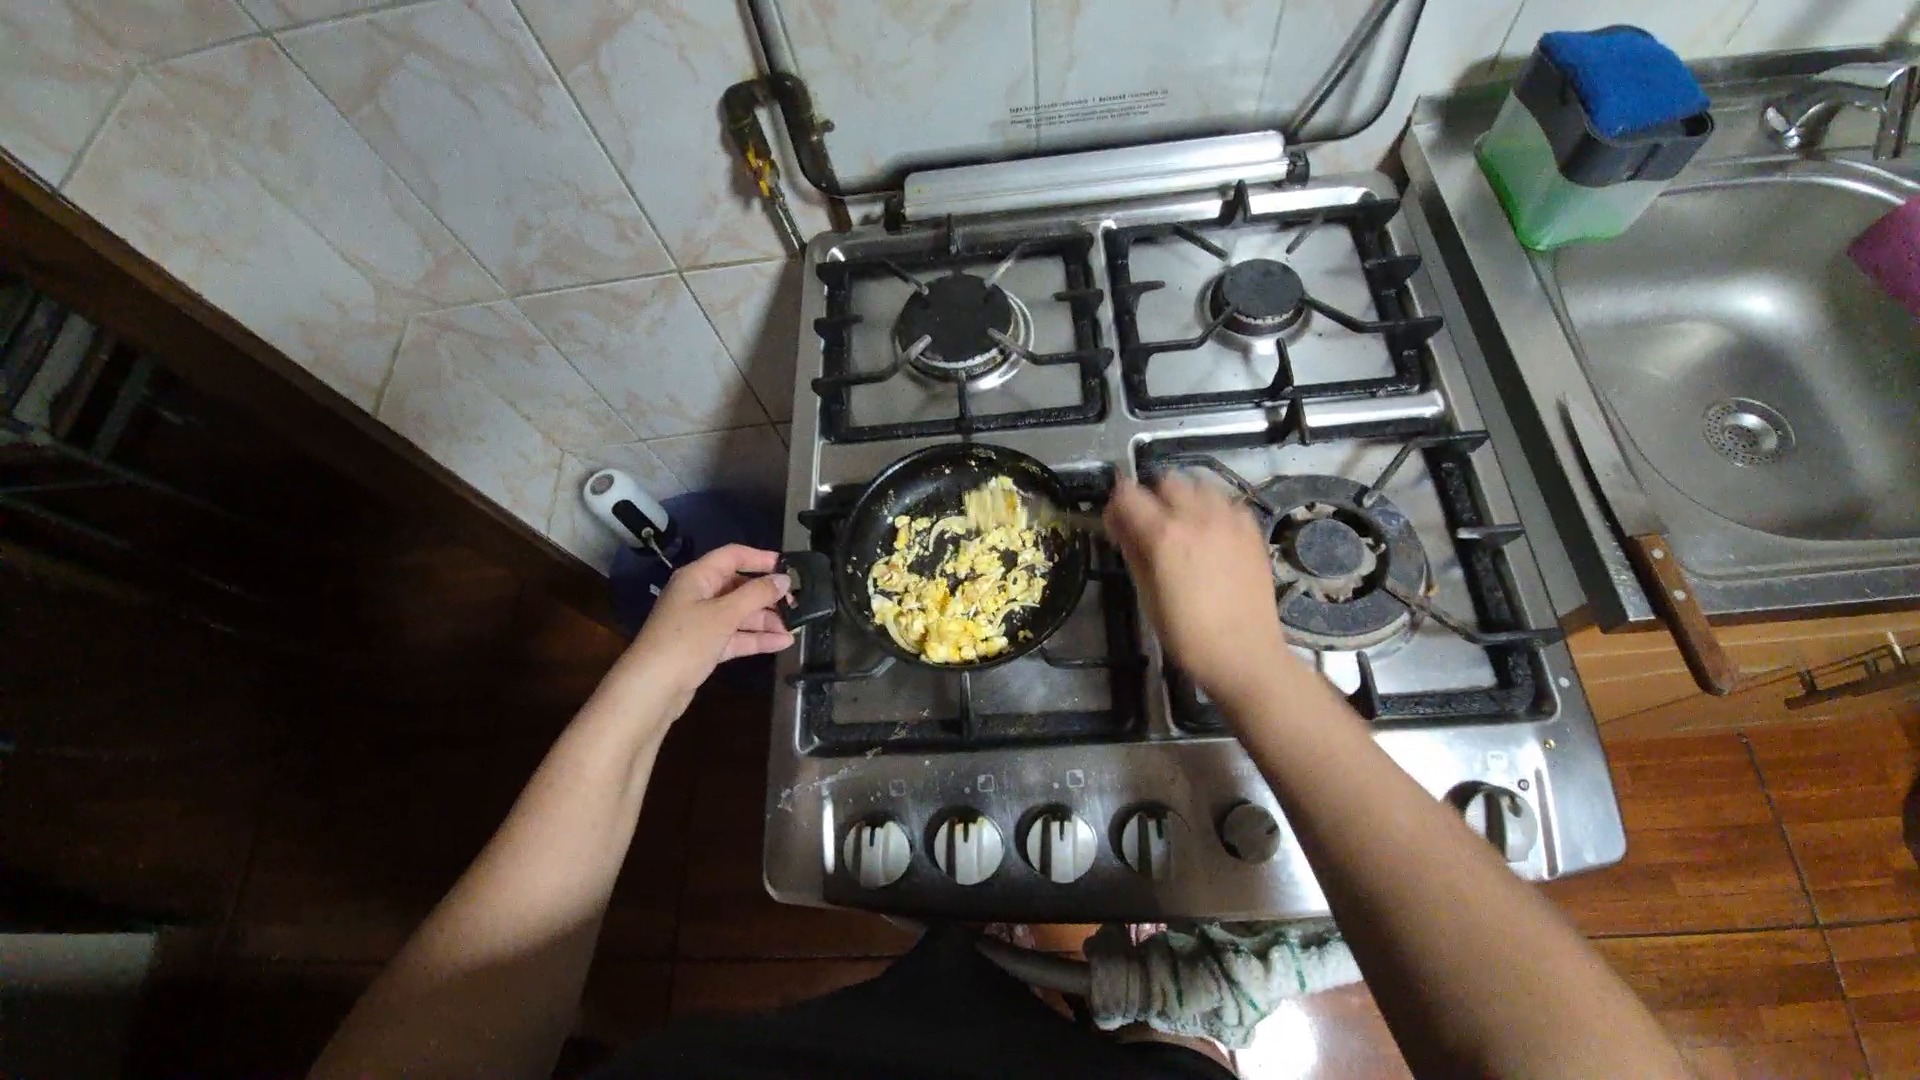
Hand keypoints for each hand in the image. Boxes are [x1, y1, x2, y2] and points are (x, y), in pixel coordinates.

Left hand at [617, 545, 794, 716]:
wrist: (652, 688)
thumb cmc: (686, 641)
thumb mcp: (725, 614)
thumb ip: (757, 594)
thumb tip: (784, 579)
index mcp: (698, 577)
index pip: (733, 556)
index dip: (760, 558)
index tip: (789, 567)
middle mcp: (699, 595)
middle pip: (739, 587)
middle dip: (768, 595)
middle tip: (797, 604)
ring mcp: (702, 622)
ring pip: (740, 614)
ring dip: (766, 620)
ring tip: (794, 627)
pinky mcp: (706, 646)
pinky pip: (736, 635)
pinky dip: (757, 638)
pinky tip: (782, 643)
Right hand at [1104, 474, 1290, 706]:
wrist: (1243, 654)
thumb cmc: (1186, 634)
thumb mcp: (1146, 594)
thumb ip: (1132, 550)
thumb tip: (1118, 524)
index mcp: (1164, 535)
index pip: (1128, 495)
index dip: (1116, 506)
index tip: (1115, 523)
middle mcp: (1197, 517)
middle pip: (1166, 481)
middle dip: (1152, 497)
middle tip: (1149, 524)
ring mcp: (1229, 520)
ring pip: (1199, 485)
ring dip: (1185, 498)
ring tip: (1183, 526)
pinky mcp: (1252, 530)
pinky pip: (1227, 502)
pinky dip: (1213, 509)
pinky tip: (1211, 534)